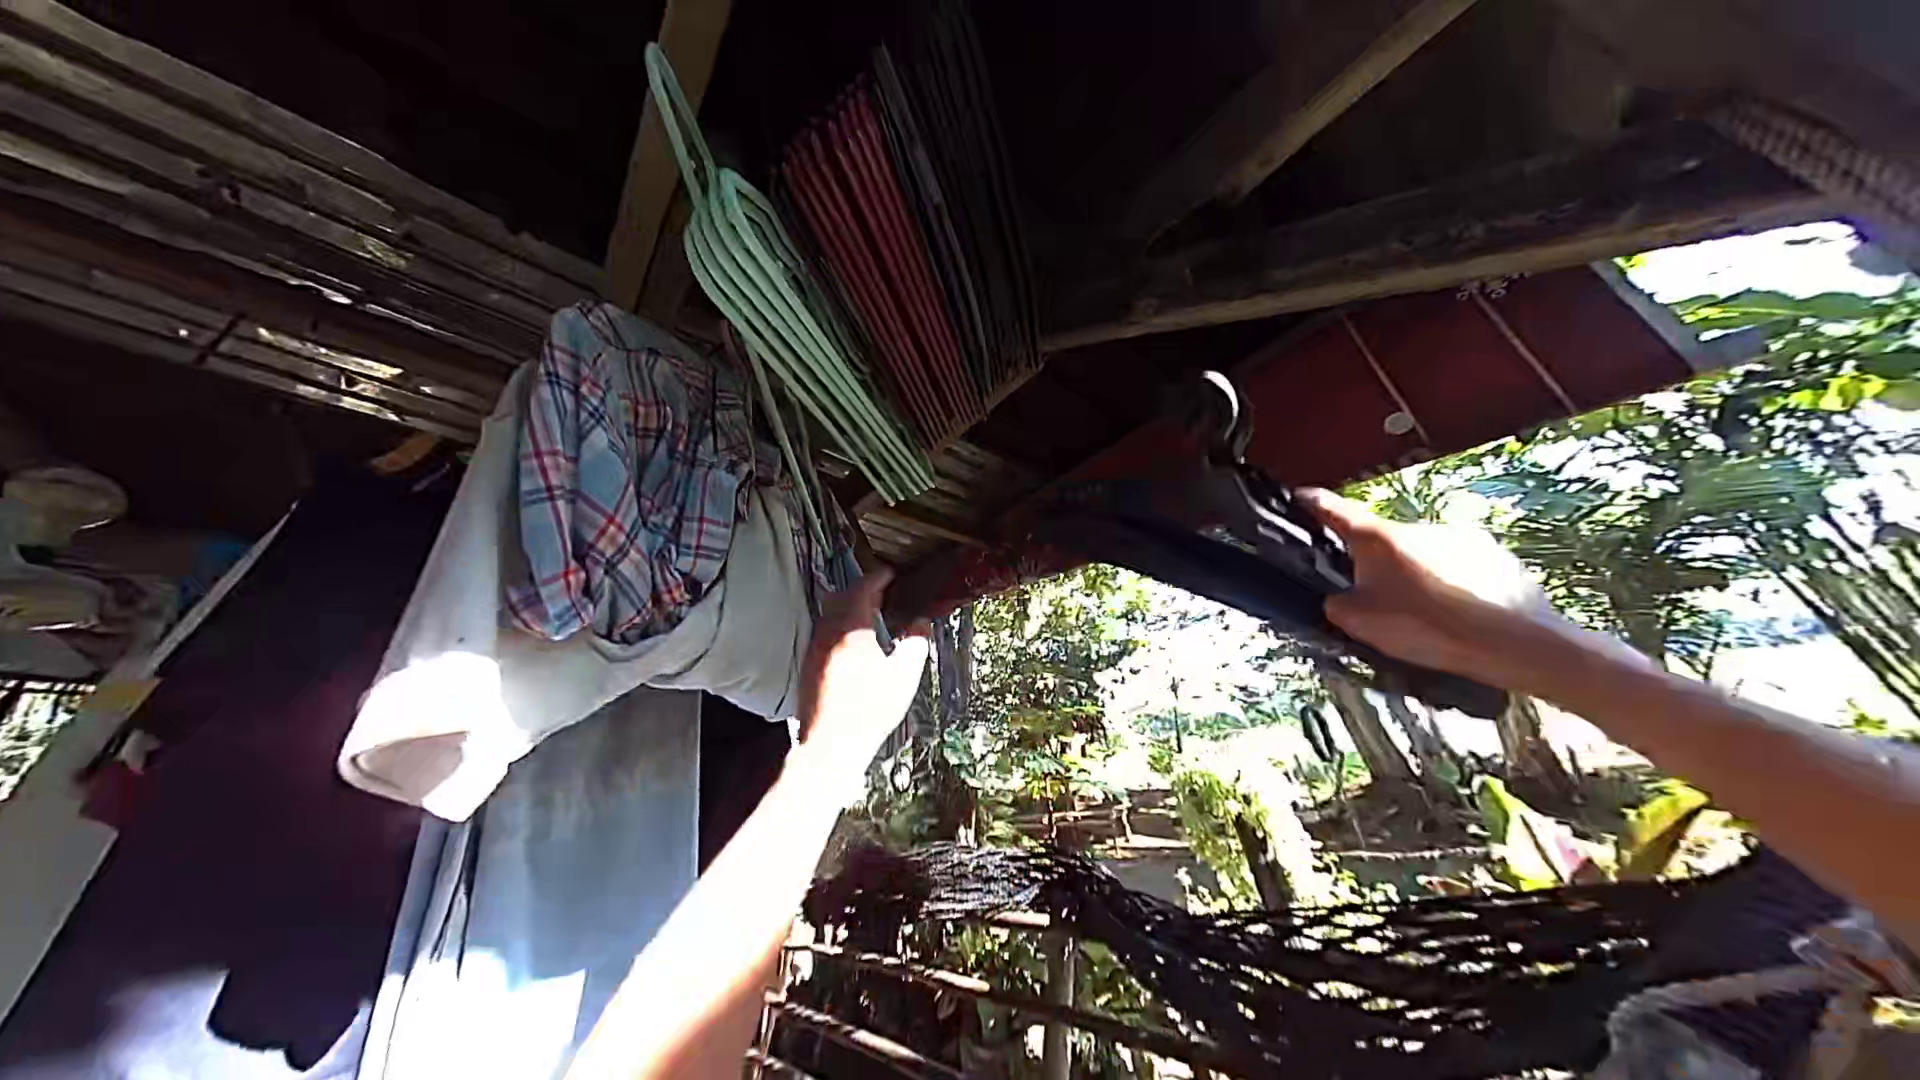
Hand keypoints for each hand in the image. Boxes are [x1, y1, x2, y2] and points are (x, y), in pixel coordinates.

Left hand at [794, 566, 931, 774]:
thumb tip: (920, 624)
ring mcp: (815, 648)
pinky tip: (854, 641)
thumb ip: (915, 642)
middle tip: (881, 591)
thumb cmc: (870, 710)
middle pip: (842, 597)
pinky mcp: (809, 665)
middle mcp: (828, 633)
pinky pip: (824, 632)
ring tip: (869, 613)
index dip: (878, 577)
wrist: (832, 744)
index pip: (863, 589)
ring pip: (830, 614)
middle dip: (862, 589)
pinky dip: (840, 625)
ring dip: (848, 606)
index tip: (890, 574)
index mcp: (852, 628)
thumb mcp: (905, 675)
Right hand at [1297, 488, 1577, 690]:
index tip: (1299, 496)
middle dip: (1373, 562)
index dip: (1311, 503)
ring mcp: (1459, 536)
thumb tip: (1340, 597)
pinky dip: (1449, 581)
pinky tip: (1457, 612)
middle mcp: (1416, 526)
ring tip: (1425, 612)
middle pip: (1380, 539)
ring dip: (1414, 573)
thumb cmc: (1428, 628)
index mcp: (1377, 538)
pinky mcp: (1493, 553)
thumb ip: (1337, 602)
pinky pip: (1456, 563)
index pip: (1334, 510)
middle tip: (1377, 598)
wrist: (1517, 644)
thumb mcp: (1361, 623)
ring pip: (1420, 552)